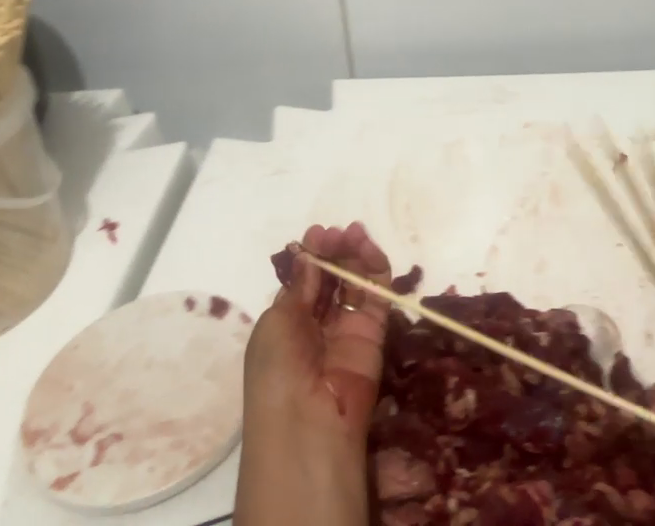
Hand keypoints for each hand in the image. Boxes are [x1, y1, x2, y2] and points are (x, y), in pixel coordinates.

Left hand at [237, 222, 392, 525]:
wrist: (308, 423)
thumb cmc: (278, 370)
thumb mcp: (277, 322)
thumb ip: (299, 286)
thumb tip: (306, 254)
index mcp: (286, 323)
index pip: (304, 280)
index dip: (312, 256)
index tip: (319, 232)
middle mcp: (317, 325)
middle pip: (331, 279)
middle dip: (336, 251)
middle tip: (342, 230)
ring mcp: (346, 331)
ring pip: (355, 285)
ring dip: (356, 256)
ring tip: (358, 235)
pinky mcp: (373, 338)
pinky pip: (377, 300)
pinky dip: (377, 274)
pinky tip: (372, 253)